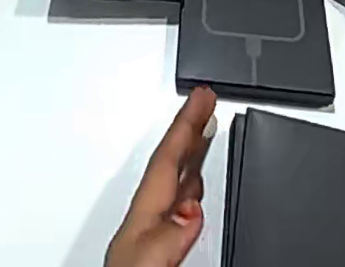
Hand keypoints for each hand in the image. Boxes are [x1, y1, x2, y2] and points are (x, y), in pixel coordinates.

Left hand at [106, 86, 217, 266]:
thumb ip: (166, 235)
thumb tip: (191, 208)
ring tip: (202, 130)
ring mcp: (149, 238)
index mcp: (139, 221)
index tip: (201, 94)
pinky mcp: (159, 256)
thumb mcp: (146, 264)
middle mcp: (144, 225)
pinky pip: (178, 209)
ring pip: (174, 184)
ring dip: (189, 153)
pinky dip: (189, 190)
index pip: (165, 159)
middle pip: (169, 163)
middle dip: (188, 128)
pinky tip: (193, 189)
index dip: (184, 124)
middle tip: (205, 98)